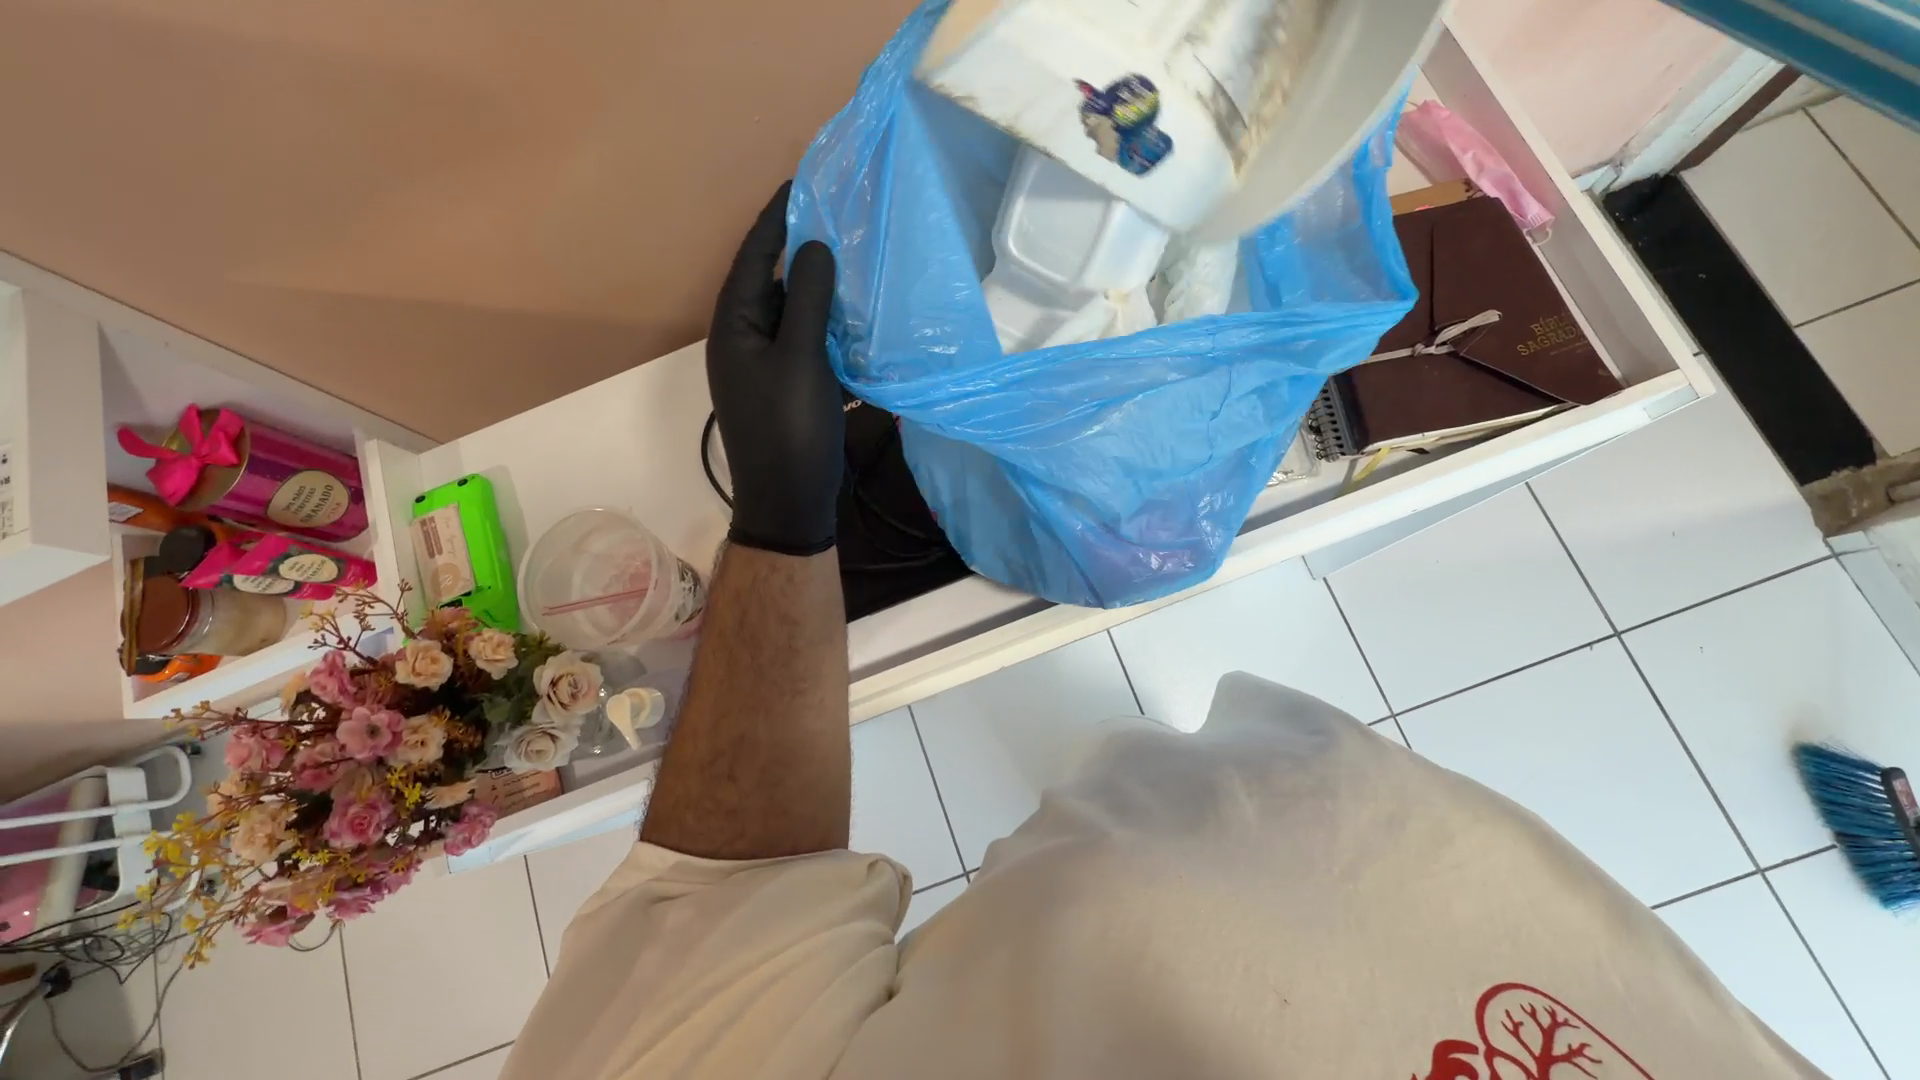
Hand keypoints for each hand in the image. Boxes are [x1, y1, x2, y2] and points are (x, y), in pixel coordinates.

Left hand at [707, 183, 842, 555]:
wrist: (788, 502)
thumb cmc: (790, 429)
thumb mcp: (800, 359)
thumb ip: (807, 299)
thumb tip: (813, 246)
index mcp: (734, 326)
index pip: (753, 257)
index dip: (776, 219)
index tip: (802, 184)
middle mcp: (742, 340)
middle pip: (770, 282)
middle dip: (800, 250)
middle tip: (837, 218)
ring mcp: (763, 366)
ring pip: (790, 313)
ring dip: (818, 290)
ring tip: (853, 260)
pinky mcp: (785, 387)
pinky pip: (804, 343)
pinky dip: (827, 327)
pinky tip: (856, 318)